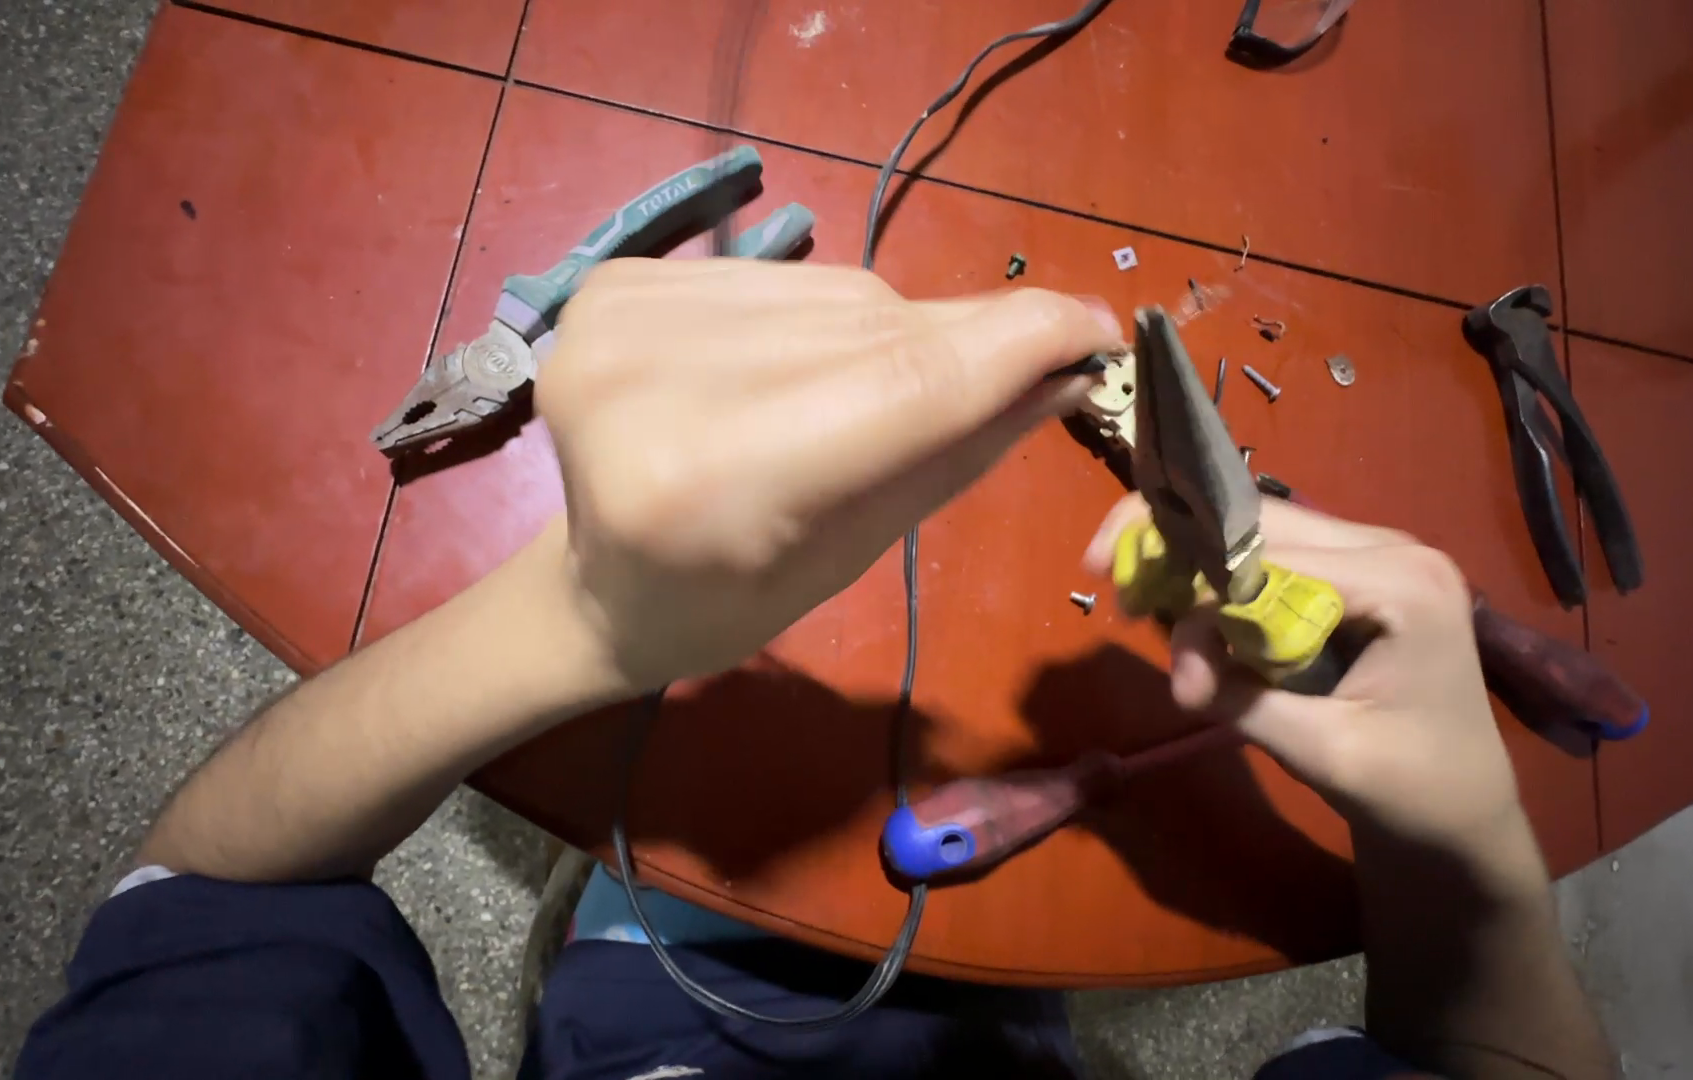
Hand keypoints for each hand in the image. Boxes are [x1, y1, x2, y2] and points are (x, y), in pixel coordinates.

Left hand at [537, 258, 1120, 691]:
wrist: (594, 582)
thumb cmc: (721, 605)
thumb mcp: (846, 558)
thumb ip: (949, 458)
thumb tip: (1057, 373)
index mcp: (709, 481)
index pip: (905, 384)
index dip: (1017, 346)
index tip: (1097, 330)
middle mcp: (655, 378)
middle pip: (874, 332)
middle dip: (963, 348)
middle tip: (1010, 375)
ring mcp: (622, 317)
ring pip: (833, 293)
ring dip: (887, 338)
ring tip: (862, 405)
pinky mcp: (612, 285)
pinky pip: (778, 281)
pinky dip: (817, 321)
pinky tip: (790, 376)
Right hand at [1084, 497, 1528, 858]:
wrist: (1459, 806)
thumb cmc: (1412, 786)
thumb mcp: (1323, 752)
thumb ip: (1244, 701)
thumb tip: (1174, 678)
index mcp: (1401, 583)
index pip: (1272, 558)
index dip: (1196, 587)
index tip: (1133, 618)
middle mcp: (1385, 546)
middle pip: (1252, 519)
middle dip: (1172, 542)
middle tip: (1102, 570)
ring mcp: (1364, 552)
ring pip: (1247, 530)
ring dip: (1183, 558)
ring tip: (1135, 598)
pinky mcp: (1341, 570)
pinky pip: (1258, 554)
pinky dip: (1206, 576)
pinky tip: (1174, 603)